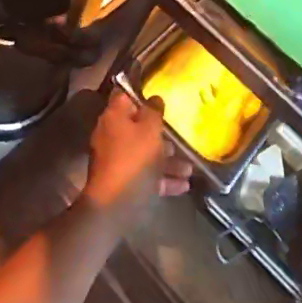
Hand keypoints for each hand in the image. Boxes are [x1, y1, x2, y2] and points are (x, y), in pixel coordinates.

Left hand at [83, 89, 192, 231]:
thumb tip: (154, 98)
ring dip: (167, 160)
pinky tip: (183, 185)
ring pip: (144, 153)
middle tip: (181, 136)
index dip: (142, 94)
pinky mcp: (122, 182)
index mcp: (114, 118)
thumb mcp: (149, 132)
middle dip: (161, 133)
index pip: (125, 96)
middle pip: (138, 127)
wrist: (113, 208)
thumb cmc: (133, 162)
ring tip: (189, 168)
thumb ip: (154, 112)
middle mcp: (111, 136)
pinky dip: (162, 178)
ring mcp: (116, 160)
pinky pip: (145, 175)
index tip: (162, 97)